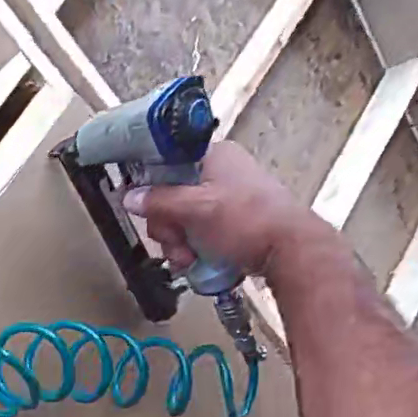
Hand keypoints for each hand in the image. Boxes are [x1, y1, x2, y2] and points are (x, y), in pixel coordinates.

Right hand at [123, 141, 333, 277]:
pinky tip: (196, 260)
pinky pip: (193, 231)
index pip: (164, 164)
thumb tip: (128, 197)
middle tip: (177, 242)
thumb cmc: (246, 222)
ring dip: (176, 243)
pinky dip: (190, 248)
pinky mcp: (226, 220)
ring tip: (190, 257)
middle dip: (167, 228)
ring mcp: (222, 197)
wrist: (289, 251)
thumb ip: (158, 201)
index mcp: (213, 156)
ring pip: (177, 220)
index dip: (151, 190)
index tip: (150, 211)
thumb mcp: (196, 209)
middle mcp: (216, 172)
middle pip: (166, 198)